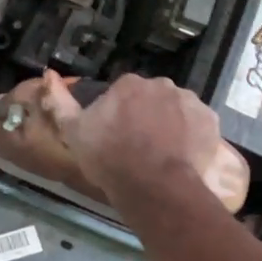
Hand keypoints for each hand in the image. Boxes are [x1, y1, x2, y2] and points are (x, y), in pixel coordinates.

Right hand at [31, 72, 224, 202]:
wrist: (154, 186)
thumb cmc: (109, 157)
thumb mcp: (73, 131)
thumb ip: (59, 101)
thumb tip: (49, 74)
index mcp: (129, 84)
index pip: (121, 90)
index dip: (115, 110)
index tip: (111, 131)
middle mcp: (162, 85)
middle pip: (150, 96)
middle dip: (143, 113)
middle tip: (134, 142)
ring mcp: (191, 102)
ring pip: (174, 108)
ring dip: (167, 121)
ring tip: (157, 150)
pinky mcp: (211, 122)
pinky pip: (196, 123)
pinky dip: (188, 133)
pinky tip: (177, 153)